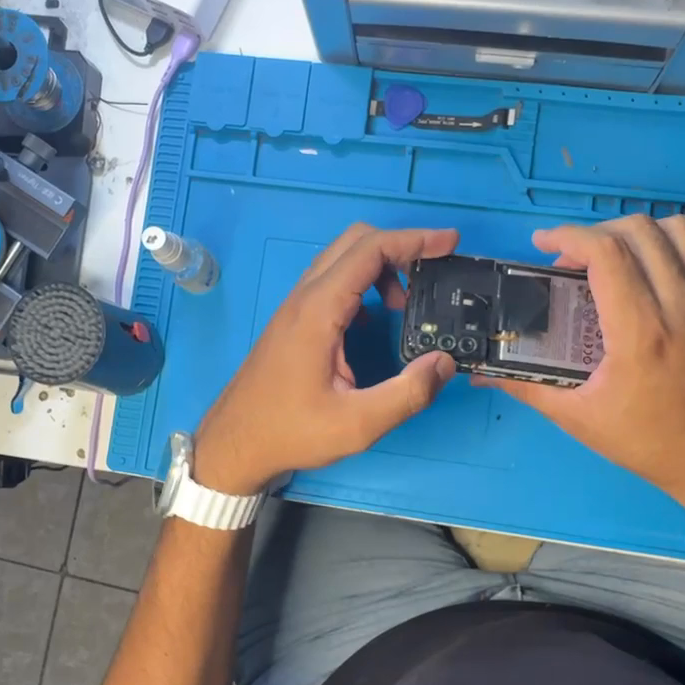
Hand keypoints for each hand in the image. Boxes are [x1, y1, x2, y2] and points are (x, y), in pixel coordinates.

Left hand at [193, 224, 459, 493]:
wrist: (235, 444)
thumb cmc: (290, 432)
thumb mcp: (357, 425)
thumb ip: (407, 394)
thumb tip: (445, 362)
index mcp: (319, 311)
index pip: (370, 250)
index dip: (414, 240)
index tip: (450, 242)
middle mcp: (304, 298)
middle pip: (355, 242)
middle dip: (400, 246)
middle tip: (434, 270)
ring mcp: (295, 308)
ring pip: (341, 261)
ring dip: (380, 268)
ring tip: (406, 305)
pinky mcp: (293, 322)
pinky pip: (332, 284)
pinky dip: (362, 286)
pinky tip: (375, 322)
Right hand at [480, 214, 684, 535]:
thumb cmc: (651, 443)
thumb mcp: (581, 419)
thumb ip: (529, 388)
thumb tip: (482, 375)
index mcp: (641, 331)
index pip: (606, 252)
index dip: (568, 237)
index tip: (543, 245)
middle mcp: (680, 304)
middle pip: (638, 230)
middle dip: (594, 233)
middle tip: (570, 261)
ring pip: (676, 229)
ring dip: (635, 232)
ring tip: (611, 257)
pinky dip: (669, 244)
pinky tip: (647, 270)